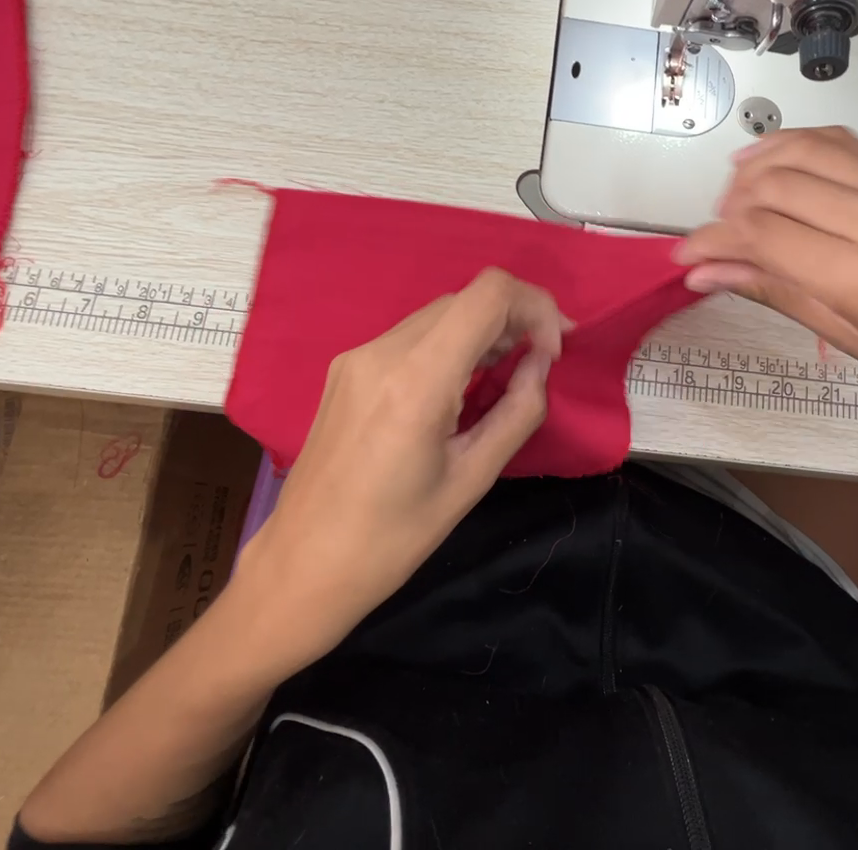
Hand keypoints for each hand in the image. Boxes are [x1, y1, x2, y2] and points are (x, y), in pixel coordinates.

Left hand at [233, 267, 569, 670]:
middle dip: (514, 320)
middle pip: (466, 298)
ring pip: (439, 314)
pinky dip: (449, 345)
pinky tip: (458, 387)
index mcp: (417, 380)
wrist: (304, 563)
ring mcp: (358, 356)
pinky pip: (412, 336)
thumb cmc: (394, 537)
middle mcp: (382, 352)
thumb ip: (518, 410)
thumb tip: (541, 361)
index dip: (535, 306)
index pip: (489, 294)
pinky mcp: (346, 369)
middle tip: (538, 366)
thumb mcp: (473, 478)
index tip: (553, 351)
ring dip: (482, 331)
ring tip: (503, 378)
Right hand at [675, 126, 857, 438]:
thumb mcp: (847, 338)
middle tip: (715, 234)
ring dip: (757, 166)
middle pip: (779, 183)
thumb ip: (774, 292)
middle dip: (730, 205)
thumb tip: (707, 273)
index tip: (687, 255)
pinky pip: (844, 143)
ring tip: (735, 197)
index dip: (713, 240)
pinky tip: (771, 163)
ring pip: (808, 148)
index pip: (764, 235)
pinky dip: (798, 145)